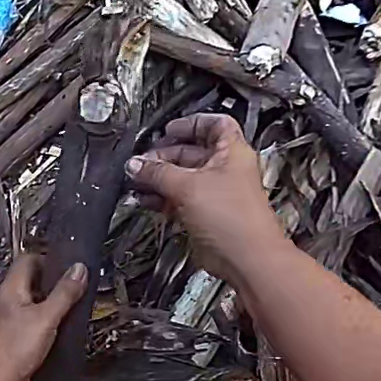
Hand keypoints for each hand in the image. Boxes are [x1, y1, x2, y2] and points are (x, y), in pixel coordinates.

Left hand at [0, 254, 88, 380]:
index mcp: (12, 288)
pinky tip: (61, 327)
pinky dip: (47, 319)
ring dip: (51, 302)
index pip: (27, 260)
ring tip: (73, 306)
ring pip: (33, 301)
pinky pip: (32, 319)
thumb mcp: (46, 316)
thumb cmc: (18, 345)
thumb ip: (64, 293)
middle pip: (31, 280)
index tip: (69, 268)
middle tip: (76, 288)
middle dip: (53, 282)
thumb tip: (80, 267)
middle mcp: (8, 299)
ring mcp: (10, 317)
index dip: (47, 259)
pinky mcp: (14, 335)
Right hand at [125, 114, 284, 272]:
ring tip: (137, 180)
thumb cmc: (234, 218)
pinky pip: (177, 199)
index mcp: (231, 152)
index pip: (214, 125)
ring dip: (158, 178)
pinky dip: (160, 198)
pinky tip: (144, 199)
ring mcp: (213, 193)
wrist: (245, 257)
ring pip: (181, 178)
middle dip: (163, 155)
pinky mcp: (203, 214)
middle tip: (141, 161)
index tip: (167, 129)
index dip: (190, 123)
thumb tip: (136, 164)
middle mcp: (224, 170)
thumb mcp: (188, 186)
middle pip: (190, 152)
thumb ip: (157, 172)